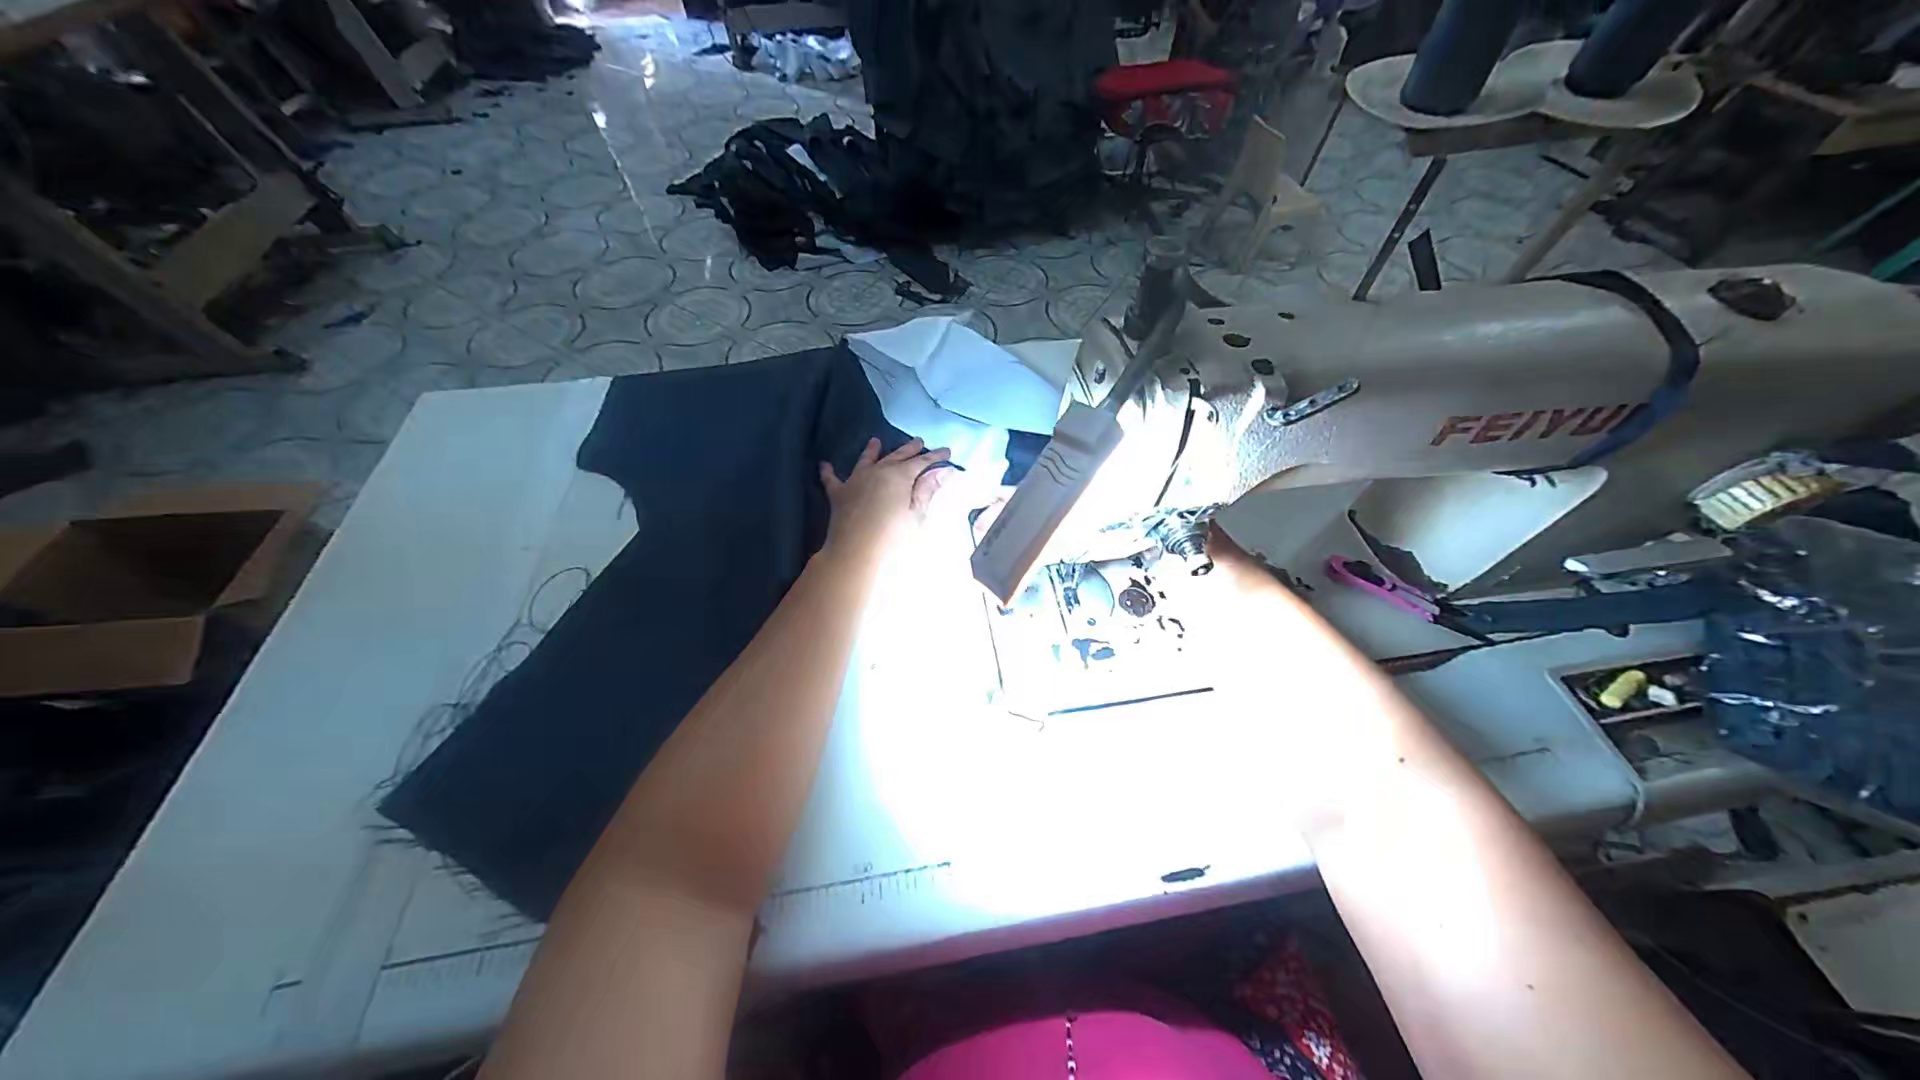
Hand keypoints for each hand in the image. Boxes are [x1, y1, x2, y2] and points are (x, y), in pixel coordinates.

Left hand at [819, 437, 951, 557]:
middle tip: (918, 441)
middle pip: (896, 456)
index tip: (946, 451)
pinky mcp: (839, 494)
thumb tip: (942, 471)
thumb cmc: (893, 536)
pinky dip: (828, 471)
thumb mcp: (917, 515)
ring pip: (866, 460)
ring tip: (875, 441)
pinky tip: (824, 464)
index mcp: (900, 475)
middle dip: (909, 449)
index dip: (935, 456)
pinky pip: (831, 479)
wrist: (855, 550)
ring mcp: (856, 480)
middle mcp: (877, 471)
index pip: (922, 462)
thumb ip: (928, 491)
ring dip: (871, 450)